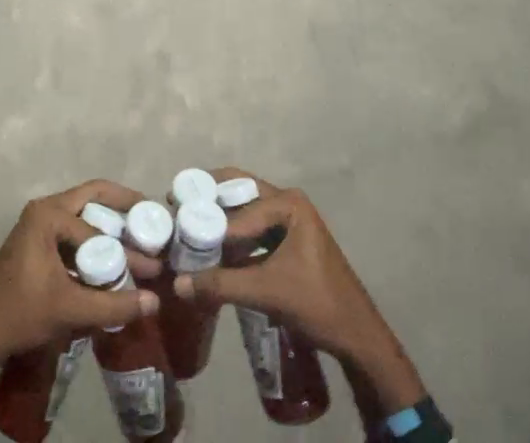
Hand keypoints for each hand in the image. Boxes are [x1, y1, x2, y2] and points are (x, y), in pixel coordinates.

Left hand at [0, 180, 162, 370]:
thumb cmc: (20, 314)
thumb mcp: (71, 310)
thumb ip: (115, 304)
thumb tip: (155, 302)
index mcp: (48, 215)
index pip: (100, 222)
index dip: (129, 244)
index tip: (156, 260)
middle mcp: (44, 210)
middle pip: (94, 200)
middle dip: (125, 214)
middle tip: (155, 229)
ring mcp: (38, 227)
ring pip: (85, 219)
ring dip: (112, 234)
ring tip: (142, 253)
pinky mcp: (37, 246)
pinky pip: (74, 237)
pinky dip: (96, 248)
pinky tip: (115, 269)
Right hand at [172, 168, 390, 363]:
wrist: (356, 335)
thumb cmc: (317, 304)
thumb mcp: (265, 291)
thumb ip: (220, 284)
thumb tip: (176, 283)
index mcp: (288, 203)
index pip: (236, 209)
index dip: (204, 221)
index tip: (173, 229)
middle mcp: (287, 201)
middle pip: (237, 192)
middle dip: (206, 201)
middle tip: (172, 209)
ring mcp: (288, 220)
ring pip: (243, 211)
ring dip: (216, 219)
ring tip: (183, 229)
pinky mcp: (286, 240)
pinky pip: (250, 229)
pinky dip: (230, 237)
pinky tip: (208, 250)